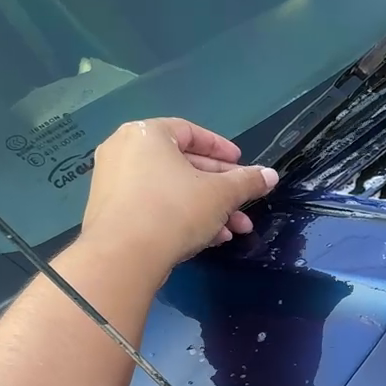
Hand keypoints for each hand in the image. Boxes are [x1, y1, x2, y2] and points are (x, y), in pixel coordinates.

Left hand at [78, 118, 278, 274]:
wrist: (125, 253)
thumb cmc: (175, 209)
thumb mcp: (221, 194)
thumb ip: (247, 182)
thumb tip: (271, 175)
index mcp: (147, 135)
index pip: (189, 132)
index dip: (220, 148)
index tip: (241, 163)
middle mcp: (125, 150)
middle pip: (183, 164)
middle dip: (221, 187)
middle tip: (245, 202)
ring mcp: (116, 180)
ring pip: (173, 188)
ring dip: (208, 207)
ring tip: (235, 228)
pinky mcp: (114, 209)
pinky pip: (156, 204)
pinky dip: (184, 215)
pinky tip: (209, 237)